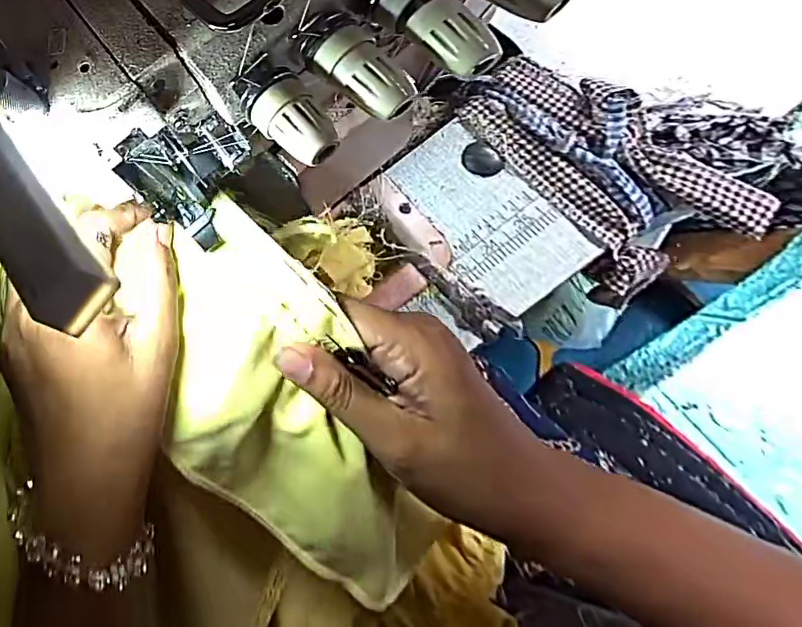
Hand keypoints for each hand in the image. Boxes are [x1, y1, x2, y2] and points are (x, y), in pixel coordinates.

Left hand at [1, 204, 178, 559]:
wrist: (83, 489)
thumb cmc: (127, 419)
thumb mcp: (157, 347)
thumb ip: (159, 281)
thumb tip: (160, 233)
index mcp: (64, 308)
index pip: (85, 232)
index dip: (118, 214)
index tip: (145, 216)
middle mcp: (25, 310)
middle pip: (53, 242)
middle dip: (93, 225)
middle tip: (131, 231)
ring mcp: (10, 329)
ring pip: (39, 264)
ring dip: (74, 251)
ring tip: (113, 255)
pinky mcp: (9, 345)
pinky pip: (31, 290)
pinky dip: (60, 278)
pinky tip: (89, 292)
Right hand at [275, 297, 546, 537]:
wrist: (528, 493)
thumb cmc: (464, 472)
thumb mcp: (395, 439)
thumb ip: (340, 392)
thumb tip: (287, 351)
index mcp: (411, 337)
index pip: (342, 309)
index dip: (307, 324)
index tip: (272, 345)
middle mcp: (417, 326)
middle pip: (350, 319)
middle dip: (320, 345)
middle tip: (287, 376)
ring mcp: (424, 340)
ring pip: (362, 335)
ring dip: (338, 361)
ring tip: (310, 388)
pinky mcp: (426, 357)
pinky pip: (379, 349)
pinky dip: (359, 369)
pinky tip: (347, 396)